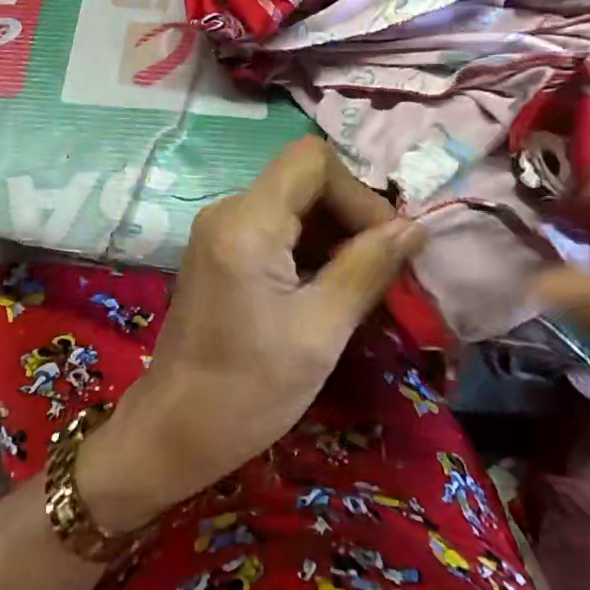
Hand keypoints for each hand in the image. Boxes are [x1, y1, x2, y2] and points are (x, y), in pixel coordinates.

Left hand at [78, 138, 427, 530]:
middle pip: (302, 179)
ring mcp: (217, 231)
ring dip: (333, 236)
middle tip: (382, 273)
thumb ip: (367, 268)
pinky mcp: (217, 252)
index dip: (358, 194)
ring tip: (360, 288)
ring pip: (290, 204)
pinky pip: (272, 229)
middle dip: (350, 216)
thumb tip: (414, 226)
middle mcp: (226, 212)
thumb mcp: (320, 331)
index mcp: (246, 223)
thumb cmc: (249, 389)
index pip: (313, 160)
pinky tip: (326, 291)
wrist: (175, 428)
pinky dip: (307, 249)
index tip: (384, 246)